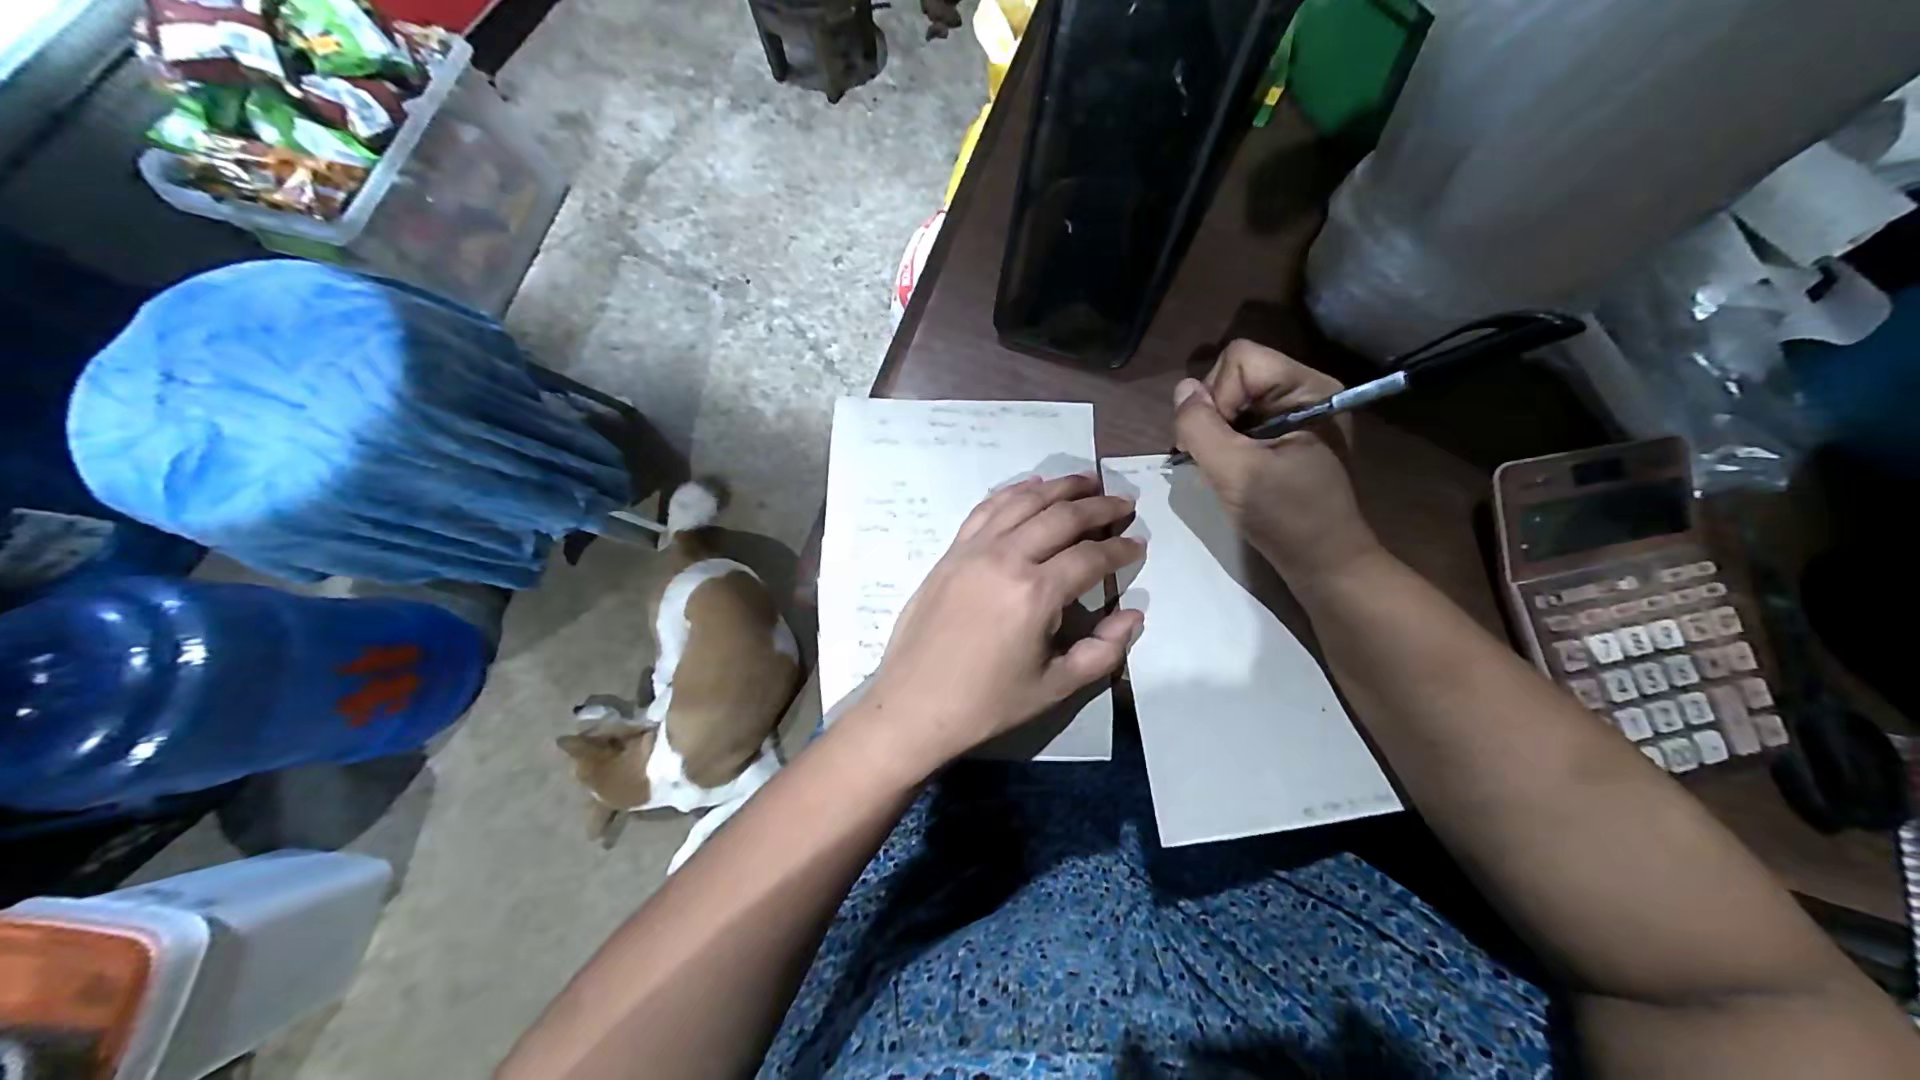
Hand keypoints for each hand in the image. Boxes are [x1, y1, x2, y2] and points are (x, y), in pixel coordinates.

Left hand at [850, 474, 1144, 774]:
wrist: (914, 704)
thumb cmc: (986, 702)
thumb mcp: (1054, 687)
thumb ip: (1102, 651)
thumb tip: (1134, 615)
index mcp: (1035, 594)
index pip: (1090, 557)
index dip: (1121, 549)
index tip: (1139, 544)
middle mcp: (1006, 559)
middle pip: (1061, 517)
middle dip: (1099, 506)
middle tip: (1124, 503)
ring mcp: (973, 550)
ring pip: (1024, 502)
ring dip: (1060, 487)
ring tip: (1087, 481)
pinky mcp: (951, 552)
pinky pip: (987, 508)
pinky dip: (1014, 491)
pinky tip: (1032, 486)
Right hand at [1172, 340, 1382, 582]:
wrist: (1323, 563)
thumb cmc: (1286, 517)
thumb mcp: (1235, 472)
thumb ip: (1201, 427)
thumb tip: (1182, 391)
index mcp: (1308, 389)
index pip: (1240, 359)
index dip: (1217, 396)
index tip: (1218, 442)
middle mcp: (1305, 391)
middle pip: (1233, 374)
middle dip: (1213, 412)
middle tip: (1213, 456)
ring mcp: (1296, 413)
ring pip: (1232, 398)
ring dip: (1215, 430)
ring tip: (1220, 465)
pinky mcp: (1287, 435)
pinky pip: (1241, 419)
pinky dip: (1225, 441)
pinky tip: (1229, 468)